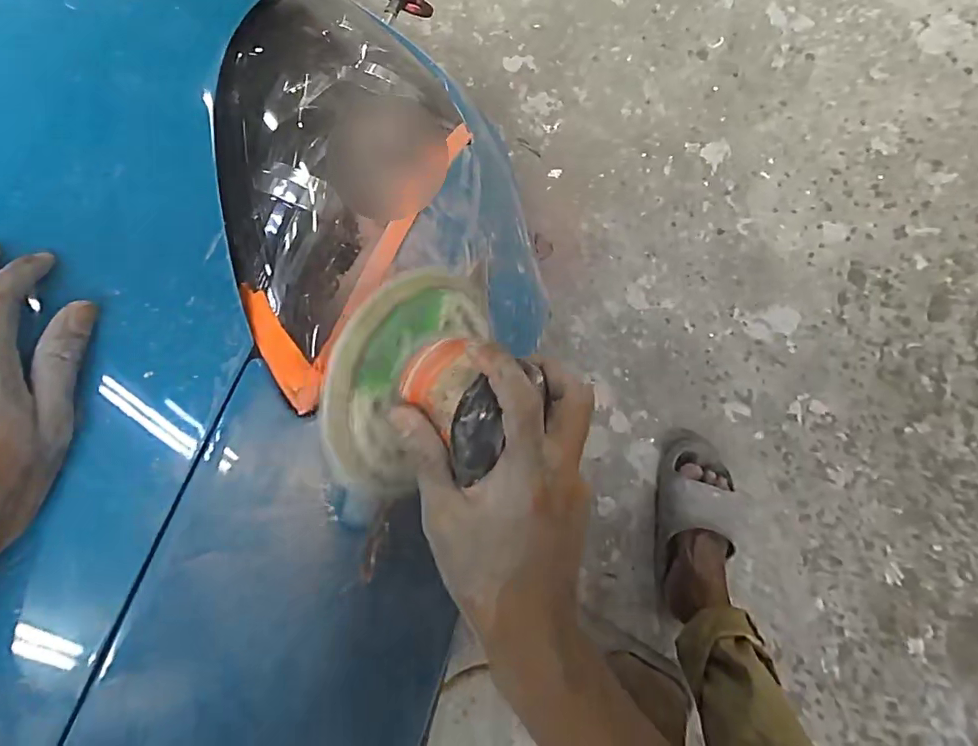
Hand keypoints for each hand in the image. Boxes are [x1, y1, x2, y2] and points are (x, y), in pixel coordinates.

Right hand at [392, 347, 591, 655]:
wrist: (532, 630)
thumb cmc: (480, 572)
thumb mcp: (443, 514)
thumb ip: (426, 456)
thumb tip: (399, 412)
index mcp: (529, 470)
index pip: (525, 399)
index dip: (501, 363)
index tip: (475, 347)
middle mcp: (563, 469)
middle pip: (579, 397)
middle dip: (548, 368)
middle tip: (509, 365)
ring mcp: (576, 485)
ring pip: (575, 421)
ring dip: (545, 397)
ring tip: (498, 401)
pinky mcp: (577, 500)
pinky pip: (563, 447)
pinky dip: (540, 430)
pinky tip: (503, 450)